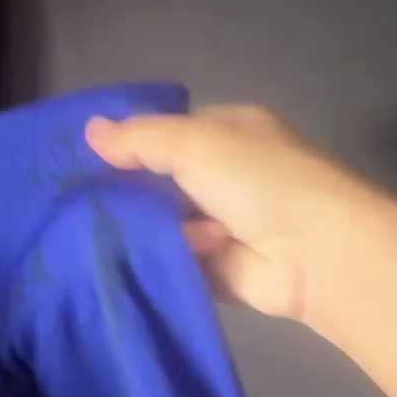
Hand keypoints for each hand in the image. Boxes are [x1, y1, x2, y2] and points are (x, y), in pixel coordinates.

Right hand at [85, 106, 396, 322]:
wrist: (312, 253)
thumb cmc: (259, 181)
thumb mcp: (196, 142)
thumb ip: (140, 138)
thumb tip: (89, 130)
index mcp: (225, 134)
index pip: (164, 134)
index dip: (127, 145)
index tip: (84, 161)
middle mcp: (221, 176)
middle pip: (156, 182)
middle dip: (128, 193)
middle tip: (84, 204)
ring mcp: (215, 223)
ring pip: (157, 224)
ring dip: (147, 229)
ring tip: (128, 233)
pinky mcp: (210, 266)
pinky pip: (169, 259)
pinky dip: (162, 259)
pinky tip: (155, 258)